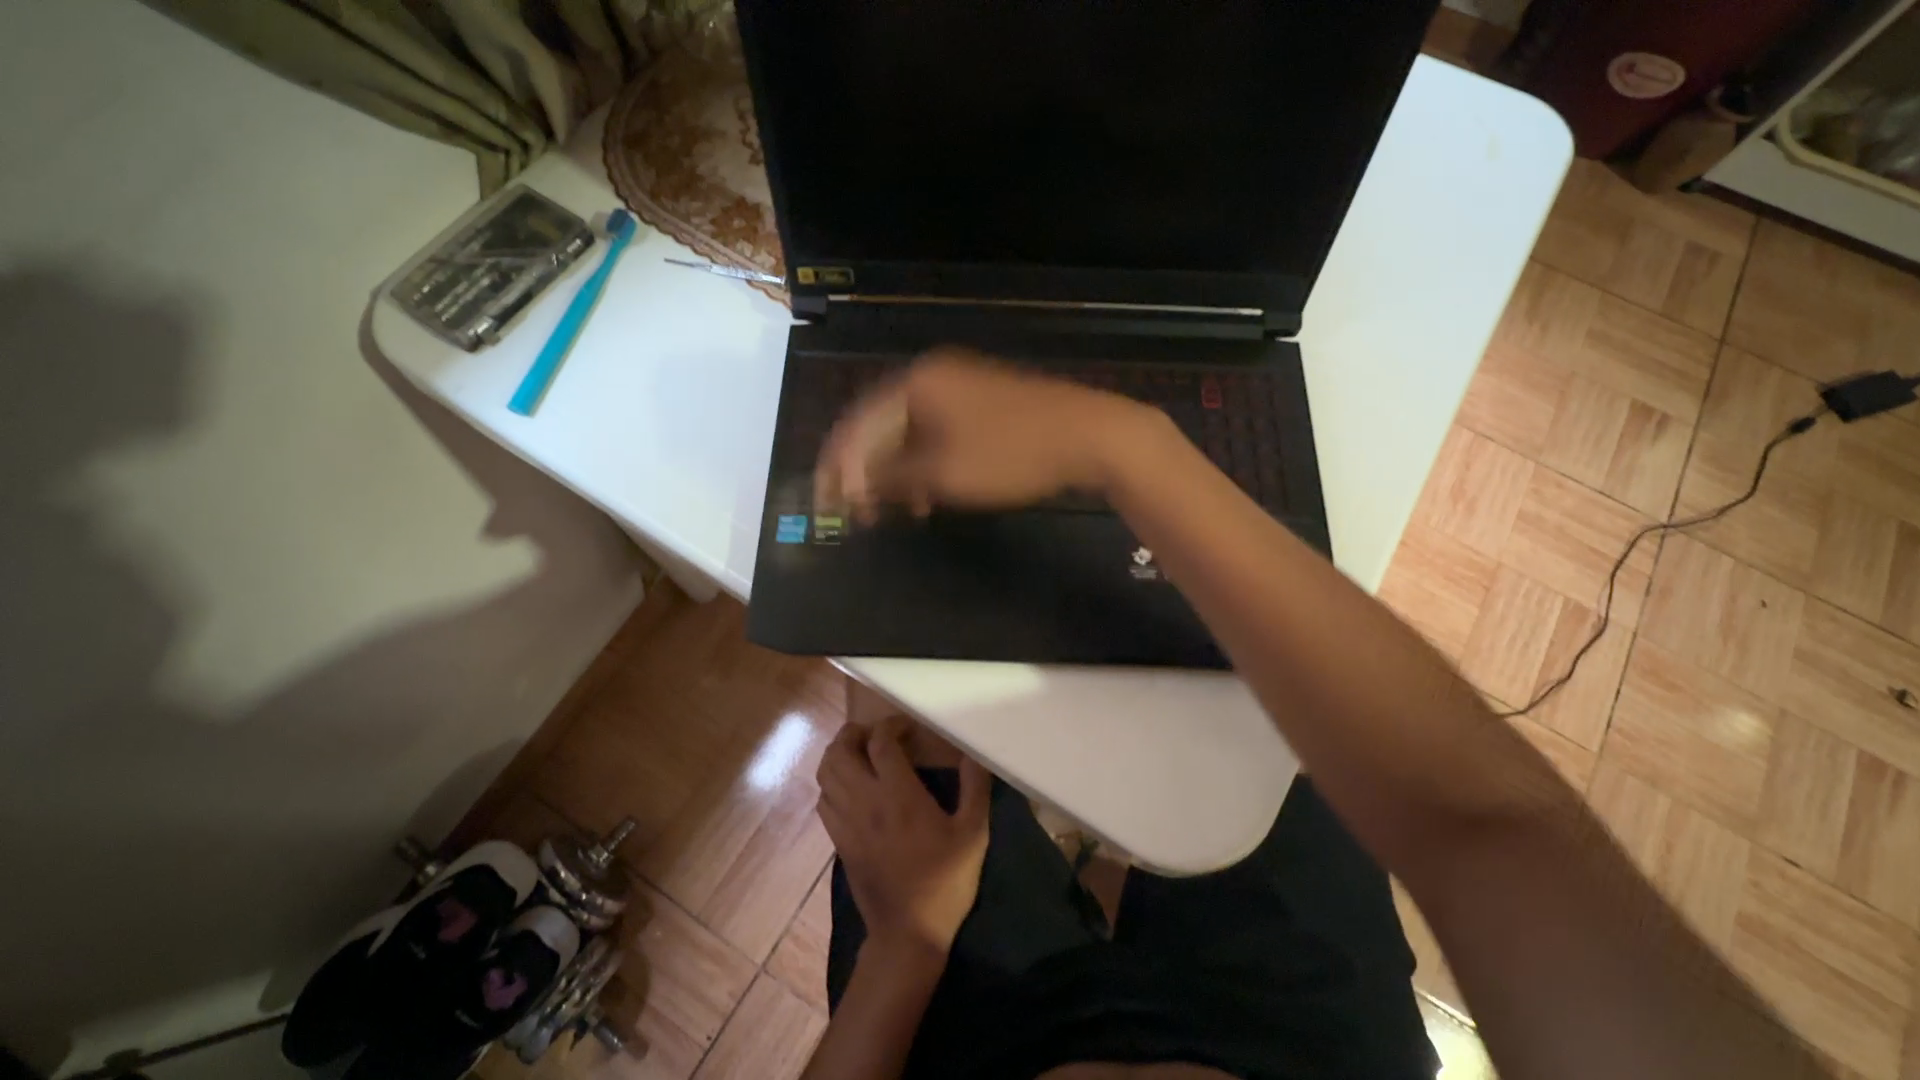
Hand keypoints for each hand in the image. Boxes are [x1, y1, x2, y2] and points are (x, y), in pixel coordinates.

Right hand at [815, 348, 1163, 521]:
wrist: (1091, 436)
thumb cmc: (1011, 453)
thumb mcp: (944, 473)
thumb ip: (891, 477)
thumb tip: (853, 485)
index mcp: (915, 383)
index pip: (856, 424)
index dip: (837, 466)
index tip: (824, 501)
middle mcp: (932, 377)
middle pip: (880, 426)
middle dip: (865, 472)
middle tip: (854, 511)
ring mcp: (961, 387)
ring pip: (910, 434)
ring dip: (896, 474)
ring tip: (891, 512)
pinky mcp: (983, 404)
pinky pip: (937, 435)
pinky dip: (925, 467)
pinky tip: (928, 498)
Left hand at [815, 718, 993, 955]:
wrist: (908, 933)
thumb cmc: (946, 882)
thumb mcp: (973, 834)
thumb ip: (974, 789)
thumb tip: (973, 754)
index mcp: (899, 795)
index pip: (880, 742)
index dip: (890, 725)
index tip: (907, 728)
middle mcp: (866, 802)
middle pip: (840, 751)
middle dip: (854, 733)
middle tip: (875, 735)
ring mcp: (847, 822)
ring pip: (826, 774)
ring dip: (838, 755)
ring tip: (860, 756)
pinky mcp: (839, 842)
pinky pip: (824, 800)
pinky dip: (832, 784)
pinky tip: (852, 789)